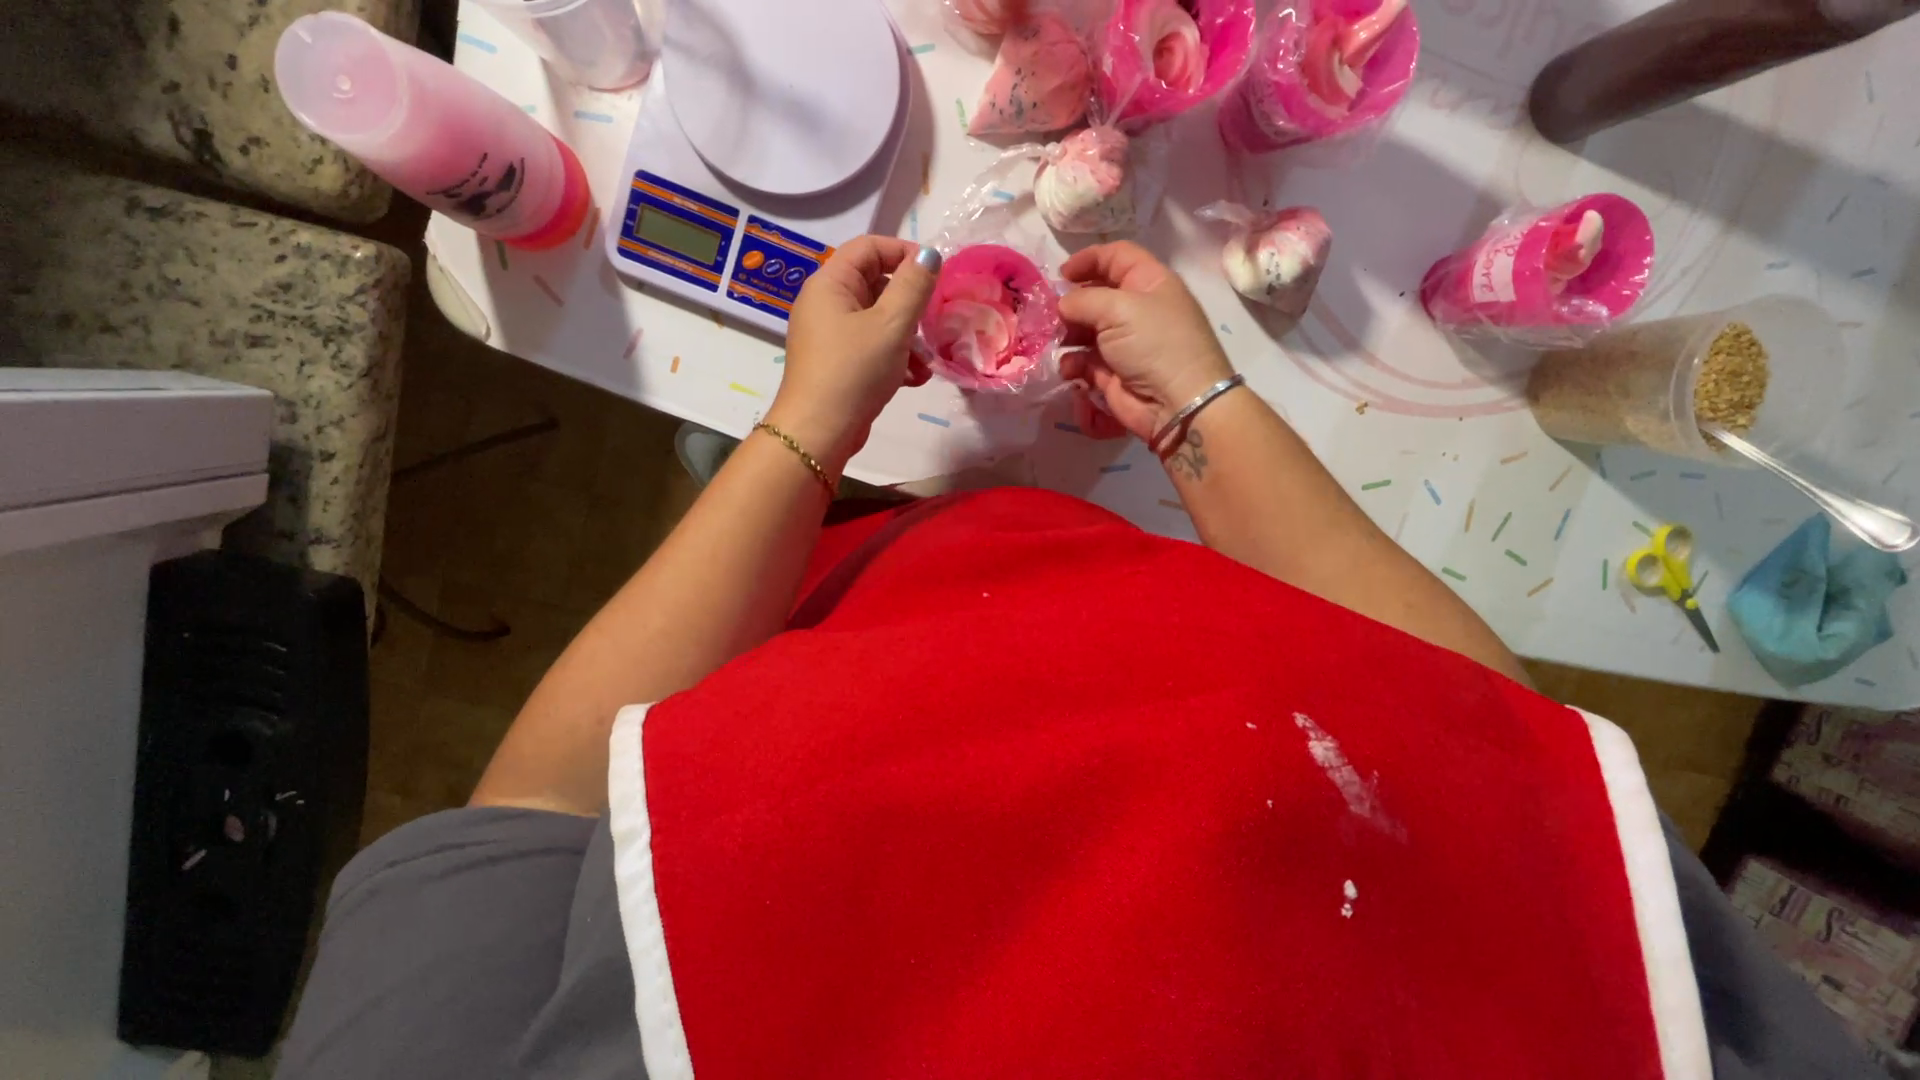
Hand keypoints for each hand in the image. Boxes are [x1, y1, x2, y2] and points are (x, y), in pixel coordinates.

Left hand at [768, 236, 939, 472]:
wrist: (819, 432)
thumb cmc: (854, 371)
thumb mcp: (892, 325)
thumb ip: (914, 286)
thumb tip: (930, 255)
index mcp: (830, 284)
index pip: (869, 247)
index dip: (904, 252)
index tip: (935, 274)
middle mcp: (825, 304)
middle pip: (875, 284)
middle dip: (909, 302)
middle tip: (933, 321)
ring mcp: (829, 336)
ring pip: (877, 320)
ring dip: (907, 336)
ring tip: (926, 359)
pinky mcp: (837, 364)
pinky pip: (870, 348)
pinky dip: (894, 358)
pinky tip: (914, 378)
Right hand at [1058, 242, 1235, 444]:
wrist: (1176, 402)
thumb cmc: (1154, 343)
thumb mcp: (1119, 308)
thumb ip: (1082, 299)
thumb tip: (1062, 305)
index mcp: (1149, 282)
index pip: (1117, 257)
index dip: (1089, 259)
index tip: (1061, 274)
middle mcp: (1137, 309)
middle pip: (1097, 294)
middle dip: (1071, 302)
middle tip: (1050, 313)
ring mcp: (1125, 342)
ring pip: (1086, 329)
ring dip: (1067, 334)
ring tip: (1055, 341)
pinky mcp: (1113, 372)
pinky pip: (1084, 360)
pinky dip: (1073, 363)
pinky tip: (1070, 369)